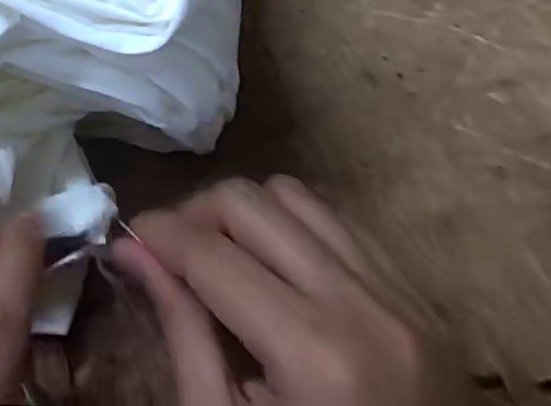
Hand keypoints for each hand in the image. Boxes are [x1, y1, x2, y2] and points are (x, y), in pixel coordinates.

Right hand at [112, 176, 470, 405]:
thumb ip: (180, 329)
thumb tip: (130, 249)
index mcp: (315, 357)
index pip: (207, 250)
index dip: (154, 233)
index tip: (128, 239)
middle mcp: (364, 309)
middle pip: (246, 200)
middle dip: (194, 215)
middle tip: (175, 254)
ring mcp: (403, 300)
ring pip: (291, 194)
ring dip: (244, 215)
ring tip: (228, 259)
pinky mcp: (421, 301)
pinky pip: (336, 220)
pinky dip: (291, 227)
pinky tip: (277, 269)